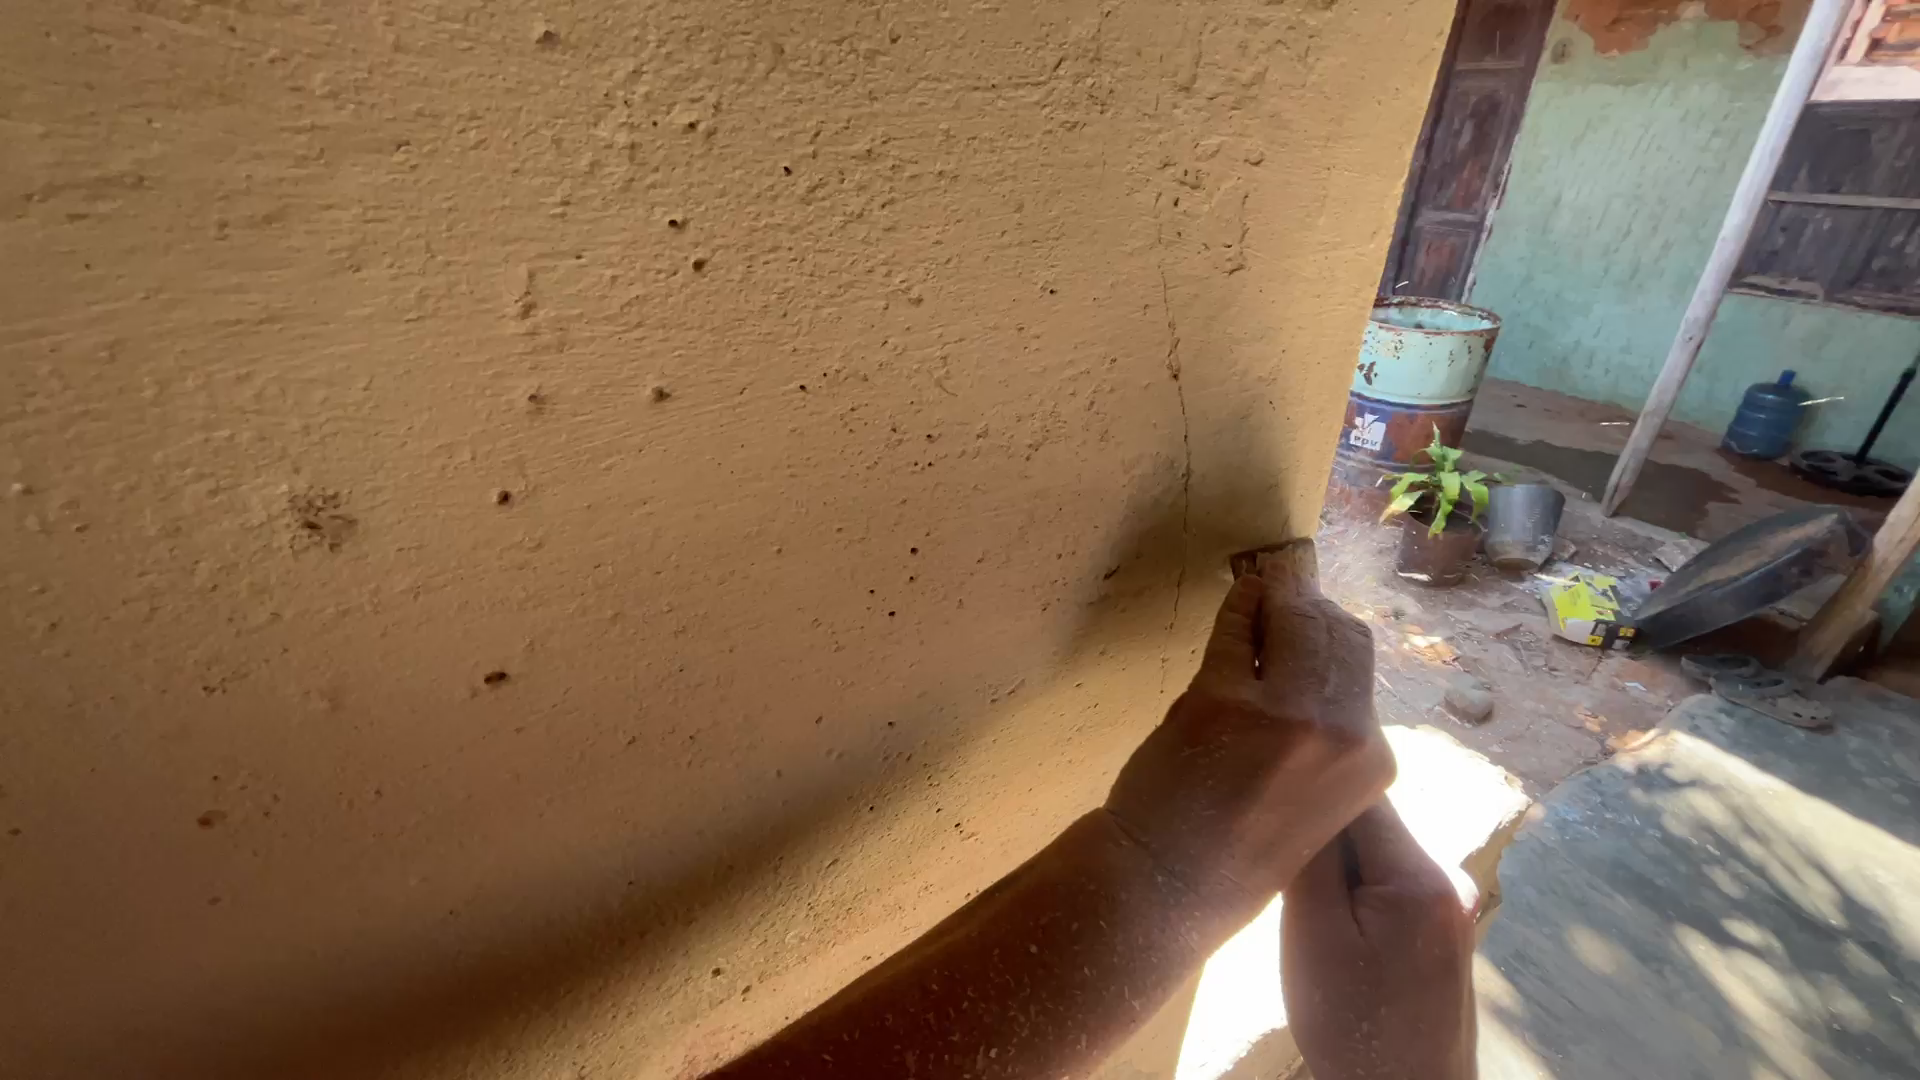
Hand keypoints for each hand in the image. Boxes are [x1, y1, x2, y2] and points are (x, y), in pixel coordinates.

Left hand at [1103, 559, 1392, 923]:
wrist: (1175, 880)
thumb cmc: (1239, 842)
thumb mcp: (1310, 788)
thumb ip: (1321, 727)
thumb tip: (1309, 656)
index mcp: (1370, 759)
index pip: (1362, 662)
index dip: (1333, 626)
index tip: (1308, 606)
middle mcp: (1341, 731)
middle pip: (1336, 632)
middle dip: (1310, 602)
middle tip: (1284, 585)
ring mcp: (1282, 714)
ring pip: (1294, 622)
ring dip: (1277, 595)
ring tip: (1262, 585)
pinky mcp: (1220, 700)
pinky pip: (1235, 631)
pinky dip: (1238, 606)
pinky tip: (1239, 595)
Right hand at [1281, 803, 1477, 1079]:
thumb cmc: (1349, 1021)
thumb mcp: (1313, 930)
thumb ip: (1311, 852)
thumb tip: (1302, 783)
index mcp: (1421, 875)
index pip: (1360, 792)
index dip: (1312, 787)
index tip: (1270, 794)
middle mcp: (1448, 876)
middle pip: (1368, 818)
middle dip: (1320, 826)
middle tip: (1278, 853)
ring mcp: (1449, 901)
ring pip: (1373, 845)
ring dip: (1333, 855)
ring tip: (1299, 888)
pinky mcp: (1441, 923)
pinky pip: (1385, 873)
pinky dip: (1352, 879)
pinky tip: (1328, 912)